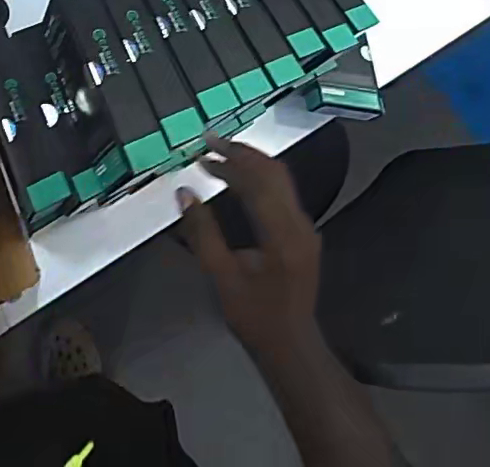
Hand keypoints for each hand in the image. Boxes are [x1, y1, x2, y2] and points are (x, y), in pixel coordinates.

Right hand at [175, 134, 321, 359]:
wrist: (293, 348)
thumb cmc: (255, 315)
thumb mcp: (222, 277)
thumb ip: (203, 233)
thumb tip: (184, 192)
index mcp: (281, 235)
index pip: (257, 182)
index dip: (229, 161)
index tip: (202, 151)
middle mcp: (299, 225)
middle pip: (273, 173)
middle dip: (241, 153)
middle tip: (210, 142)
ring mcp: (305, 228)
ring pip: (281, 179)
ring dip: (250, 162)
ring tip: (219, 154)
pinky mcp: (303, 232)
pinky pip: (282, 191)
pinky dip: (258, 177)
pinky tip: (238, 178)